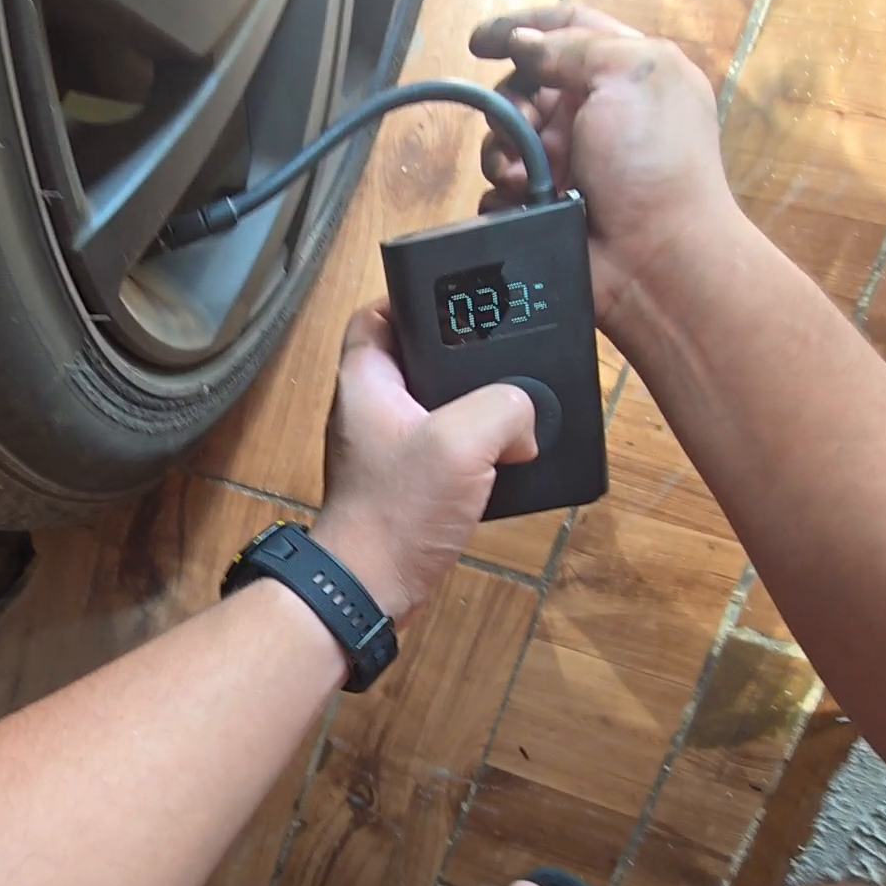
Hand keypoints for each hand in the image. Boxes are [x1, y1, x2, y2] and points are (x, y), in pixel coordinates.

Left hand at [312, 303, 537, 619]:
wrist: (373, 586)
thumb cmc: (400, 508)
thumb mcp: (462, 441)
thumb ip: (504, 407)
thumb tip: (521, 421)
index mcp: (365, 382)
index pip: (376, 316)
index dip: (411, 300)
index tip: (458, 303)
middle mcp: (369, 409)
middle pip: (416, 359)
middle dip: (461, 356)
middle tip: (506, 352)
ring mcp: (386, 447)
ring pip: (436, 406)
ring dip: (476, 406)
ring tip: (518, 405)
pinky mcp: (405, 481)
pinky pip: (445, 448)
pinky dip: (475, 447)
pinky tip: (508, 454)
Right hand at [470, 5, 741, 329]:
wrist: (650, 254)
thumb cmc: (652, 160)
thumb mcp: (629, 77)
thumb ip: (572, 49)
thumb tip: (521, 43)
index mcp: (619, 74)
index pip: (565, 30)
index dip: (520, 28)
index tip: (477, 43)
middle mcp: (588, 117)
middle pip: (522, 89)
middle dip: (509, 102)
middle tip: (522, 126)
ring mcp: (562, 166)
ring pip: (502, 143)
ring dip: (500, 153)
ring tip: (522, 177)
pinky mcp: (540, 208)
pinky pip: (497, 194)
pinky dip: (499, 196)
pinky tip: (519, 203)